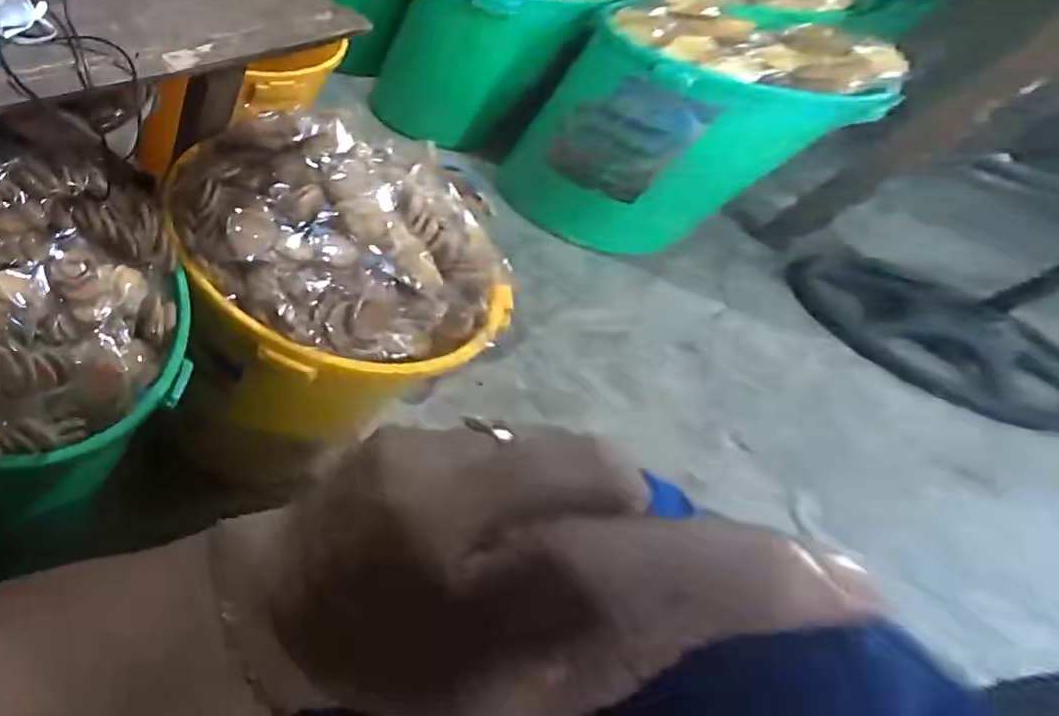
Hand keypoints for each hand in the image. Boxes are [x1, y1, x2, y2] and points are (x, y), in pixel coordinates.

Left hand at [213, 426, 882, 715]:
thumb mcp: (519, 705)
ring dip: (577, 486)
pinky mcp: (392, 428)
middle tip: (636, 555)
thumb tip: (723, 589)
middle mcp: (440, 496)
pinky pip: (497, 437)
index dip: (749, 570)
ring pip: (546, 443)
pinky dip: (523, 471)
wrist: (275, 607)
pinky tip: (494, 511)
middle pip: (595, 467)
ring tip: (551, 534)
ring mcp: (408, 447)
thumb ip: (615, 644)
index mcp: (475, 597)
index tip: (842, 579)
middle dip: (642, 509)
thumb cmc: (395, 682)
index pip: (631, 567)